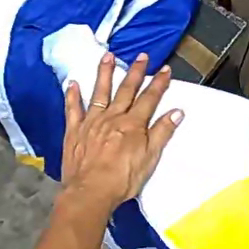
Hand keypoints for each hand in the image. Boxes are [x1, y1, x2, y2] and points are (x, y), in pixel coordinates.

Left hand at [57, 52, 182, 216]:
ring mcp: (91, 122)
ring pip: (99, 92)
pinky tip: (73, 83)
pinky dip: (72, 95)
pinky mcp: (74, 131)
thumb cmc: (123, 178)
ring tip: (108, 56)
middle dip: (136, 72)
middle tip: (142, 56)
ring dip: (104, 73)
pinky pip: (73, 109)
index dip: (159, 83)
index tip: (166, 69)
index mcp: (133, 124)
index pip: (150, 98)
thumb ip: (162, 132)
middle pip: (126, 90)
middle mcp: (112, 118)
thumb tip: (176, 112)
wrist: (90, 192)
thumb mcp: (150, 157)